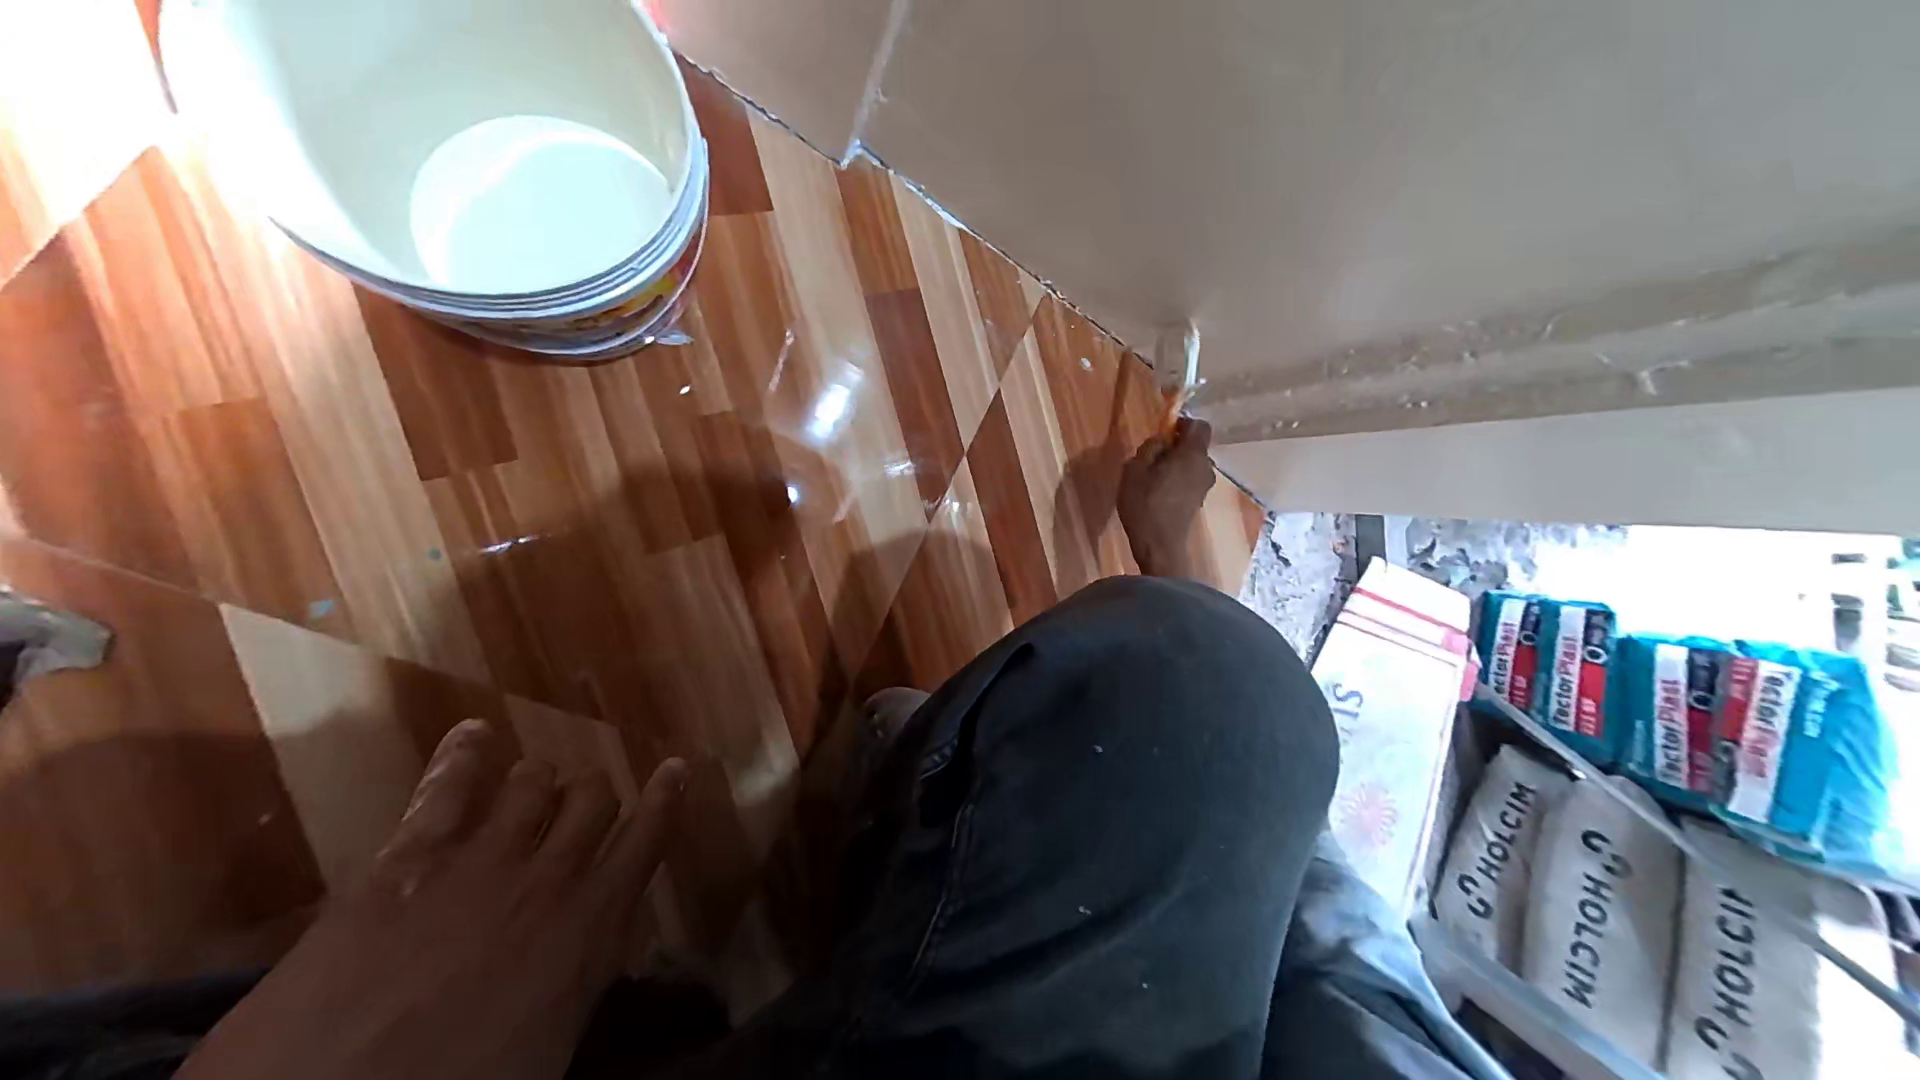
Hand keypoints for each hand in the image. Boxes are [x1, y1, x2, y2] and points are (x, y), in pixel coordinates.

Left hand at [178, 720, 686, 1079]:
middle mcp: (550, 876)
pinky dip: (465, 755)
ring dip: (539, 780)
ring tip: (534, 782)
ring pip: (535, 783)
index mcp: (590, 925)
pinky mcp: (411, 859)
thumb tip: (608, 932)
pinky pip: (449, 789)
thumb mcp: (552, 1039)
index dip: (665, 797)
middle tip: (583, 803)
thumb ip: (586, 968)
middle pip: (593, 799)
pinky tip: (476, 732)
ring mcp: (482, 860)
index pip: (646, 840)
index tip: (676, 766)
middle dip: (593, 794)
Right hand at [1118, 417, 1215, 578]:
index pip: (1199, 425)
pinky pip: (1189, 480)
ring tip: (1151, 477)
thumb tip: (1162, 440)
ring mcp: (1204, 486)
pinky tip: (1157, 492)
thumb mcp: (1135, 469)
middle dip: (1176, 446)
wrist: (1158, 545)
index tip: (1163, 431)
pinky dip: (1177, 480)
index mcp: (1193, 454)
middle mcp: (1206, 467)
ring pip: (1192, 464)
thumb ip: (1150, 447)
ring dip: (1175, 464)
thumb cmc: (1144, 503)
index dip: (1182, 423)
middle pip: (1196, 446)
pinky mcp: (1198, 501)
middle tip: (1151, 456)